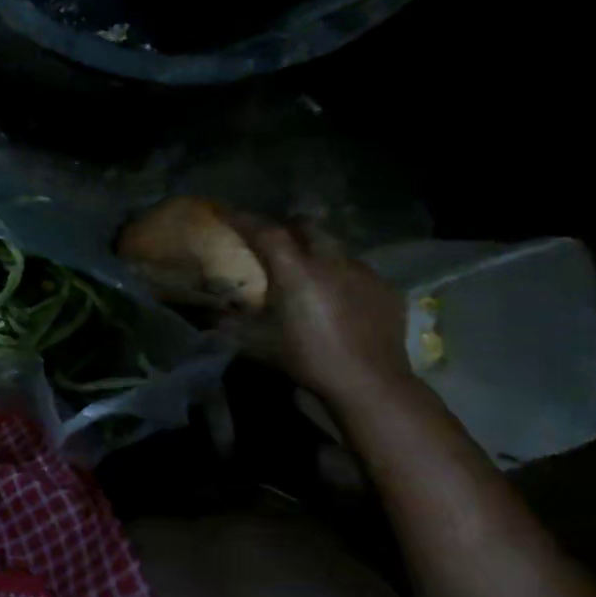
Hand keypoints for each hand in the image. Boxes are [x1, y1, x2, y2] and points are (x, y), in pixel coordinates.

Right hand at [227, 214, 413, 404]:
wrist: (369, 384)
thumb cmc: (307, 360)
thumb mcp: (258, 345)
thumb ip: (232, 325)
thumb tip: (210, 318)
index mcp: (296, 272)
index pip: (266, 232)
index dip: (244, 219)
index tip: (227, 212)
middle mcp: (331, 262)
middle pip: (307, 226)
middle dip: (287, 226)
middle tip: (271, 237)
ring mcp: (363, 273)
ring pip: (335, 247)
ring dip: (316, 250)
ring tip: (306, 268)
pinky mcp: (385, 289)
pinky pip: (357, 270)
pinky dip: (340, 274)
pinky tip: (336, 295)